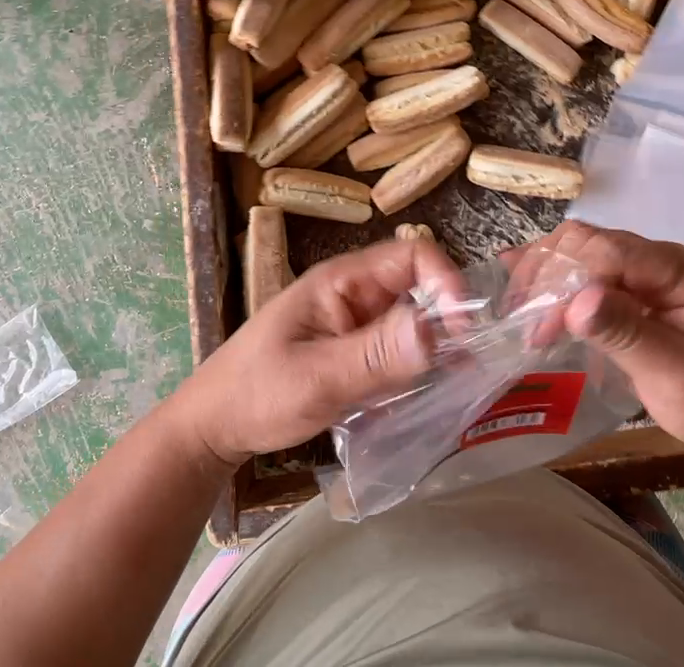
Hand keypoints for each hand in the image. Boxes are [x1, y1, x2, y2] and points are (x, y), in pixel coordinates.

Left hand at [165, 238, 462, 469]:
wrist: (214, 428)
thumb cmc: (256, 395)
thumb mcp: (317, 378)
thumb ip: (376, 355)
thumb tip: (438, 331)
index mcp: (342, 281)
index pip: (412, 255)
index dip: (446, 282)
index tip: (462, 331)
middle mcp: (354, 294)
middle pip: (419, 287)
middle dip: (448, 318)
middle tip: (470, 363)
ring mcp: (355, 324)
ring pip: (413, 320)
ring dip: (436, 346)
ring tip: (458, 382)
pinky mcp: (356, 353)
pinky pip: (399, 349)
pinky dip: (418, 367)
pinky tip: (428, 394)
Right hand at [533, 221, 683, 475]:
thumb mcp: (677, 378)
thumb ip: (628, 335)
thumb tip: (577, 301)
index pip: (614, 251)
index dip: (569, 279)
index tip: (540, 325)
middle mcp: (666, 260)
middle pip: (591, 242)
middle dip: (549, 274)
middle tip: (523, 322)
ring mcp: (650, 273)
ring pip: (582, 252)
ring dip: (547, 278)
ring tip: (521, 315)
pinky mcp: (636, 289)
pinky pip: (588, 272)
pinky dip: (555, 280)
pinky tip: (524, 287)